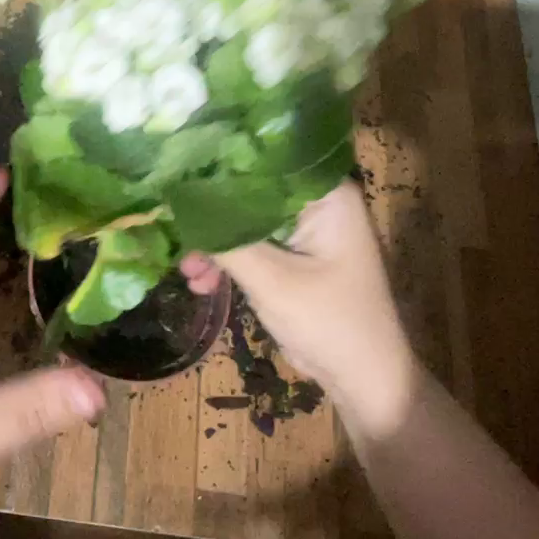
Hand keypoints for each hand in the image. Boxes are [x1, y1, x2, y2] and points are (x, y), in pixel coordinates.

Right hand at [180, 179, 417, 438]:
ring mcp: (303, 228)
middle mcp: (314, 200)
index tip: (174, 174)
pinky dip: (226, 260)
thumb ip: (225, 238)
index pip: (262, 157)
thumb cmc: (330, 323)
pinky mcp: (292, 253)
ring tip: (188, 272)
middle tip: (173, 234)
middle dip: (209, 215)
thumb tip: (176, 200)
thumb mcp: (272, 281)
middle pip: (247, 190)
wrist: (365, 381)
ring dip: (213, 244)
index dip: (217, 164)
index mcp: (324, 192)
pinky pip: (249, 243)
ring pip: (242, 219)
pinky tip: (201, 283)